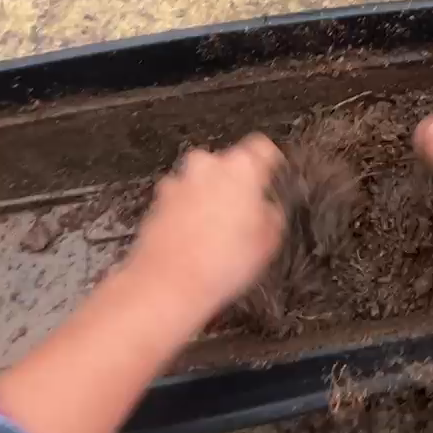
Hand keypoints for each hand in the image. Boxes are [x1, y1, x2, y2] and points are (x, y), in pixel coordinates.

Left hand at [125, 133, 285, 316]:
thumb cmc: (222, 262)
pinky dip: (187, 210)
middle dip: (237, 182)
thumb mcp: (269, 241)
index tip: (273, 175)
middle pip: (230, 163)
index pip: (263, 147)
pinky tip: (194, 237)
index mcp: (242, 167)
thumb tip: (268, 210)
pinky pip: (181, 198)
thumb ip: (273, 214)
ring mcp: (180, 181)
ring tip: (216, 230)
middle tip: (245, 212)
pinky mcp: (159, 200)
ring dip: (210, 195)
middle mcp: (209, 165)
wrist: (167, 285)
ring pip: (203, 180)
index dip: (271, 162)